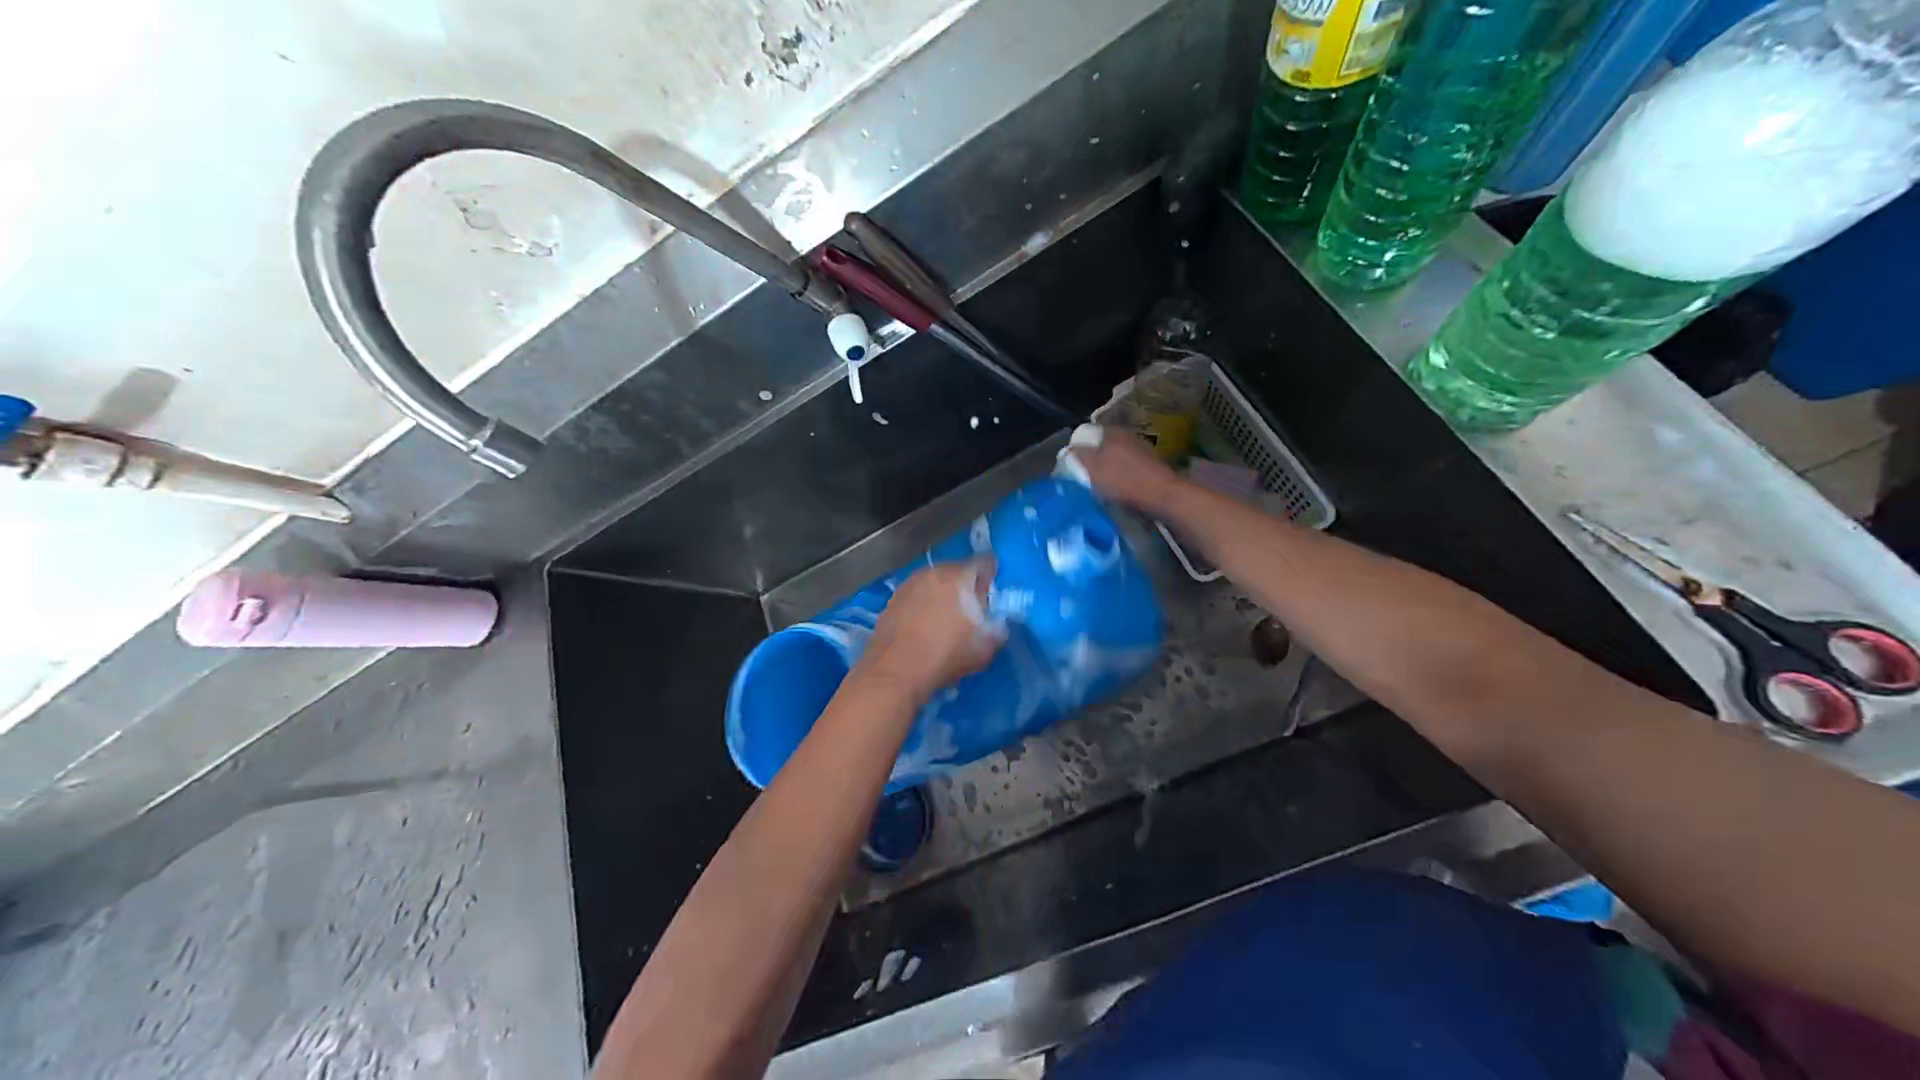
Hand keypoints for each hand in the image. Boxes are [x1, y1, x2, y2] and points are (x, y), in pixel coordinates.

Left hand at [857, 558, 1004, 699]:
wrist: (895, 672)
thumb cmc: (946, 656)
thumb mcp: (985, 647)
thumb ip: (996, 628)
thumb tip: (996, 622)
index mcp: (959, 576)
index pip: (985, 563)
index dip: (992, 577)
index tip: (993, 595)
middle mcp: (933, 572)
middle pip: (957, 571)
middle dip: (966, 586)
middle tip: (972, 610)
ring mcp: (908, 585)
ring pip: (934, 583)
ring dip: (942, 595)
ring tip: (946, 621)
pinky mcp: (891, 600)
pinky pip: (916, 597)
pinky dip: (922, 606)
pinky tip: (923, 627)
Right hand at [1070, 428, 1181, 512]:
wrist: (1162, 494)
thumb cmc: (1123, 481)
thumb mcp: (1092, 470)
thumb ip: (1079, 456)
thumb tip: (1071, 449)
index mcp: (1111, 433)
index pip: (1089, 435)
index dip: (1081, 449)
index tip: (1076, 465)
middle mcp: (1128, 435)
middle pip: (1105, 446)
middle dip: (1097, 458)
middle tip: (1088, 475)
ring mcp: (1143, 448)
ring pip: (1119, 456)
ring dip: (1112, 467)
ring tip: (1105, 484)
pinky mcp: (1153, 463)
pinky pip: (1132, 466)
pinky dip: (1125, 474)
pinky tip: (1123, 487)